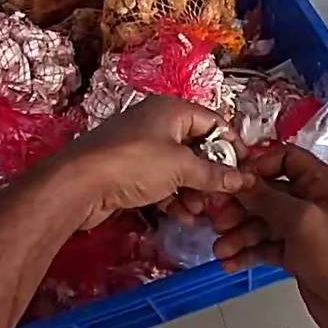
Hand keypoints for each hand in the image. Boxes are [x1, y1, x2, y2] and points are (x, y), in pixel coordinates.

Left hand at [40, 96, 247, 230]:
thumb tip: (242, 180)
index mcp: (171, 110)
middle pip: (196, 147)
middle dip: (211, 174)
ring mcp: (140, 148)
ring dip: (193, 190)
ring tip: (201, 211)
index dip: (233, 145)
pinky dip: (172, 197)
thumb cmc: (135, 164)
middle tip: (223, 197)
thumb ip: (214, 174)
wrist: (80, 184)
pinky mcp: (128, 171)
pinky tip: (182, 216)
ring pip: (178, 168)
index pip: (213, 122)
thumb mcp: (181, 167)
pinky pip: (159, 181)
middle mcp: (156, 124)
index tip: (247, 169)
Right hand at [208, 144, 327, 327]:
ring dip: (239, 234)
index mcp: (322, 184)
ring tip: (220, 250)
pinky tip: (231, 262)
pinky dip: (248, 253)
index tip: (232, 180)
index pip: (286, 159)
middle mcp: (312, 202)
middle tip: (218, 221)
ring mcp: (303, 230)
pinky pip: (266, 246)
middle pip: (268, 193)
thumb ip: (268, 199)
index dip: (258, 166)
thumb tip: (240, 182)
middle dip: (241, 207)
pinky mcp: (295, 255)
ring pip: (263, 223)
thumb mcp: (302, 221)